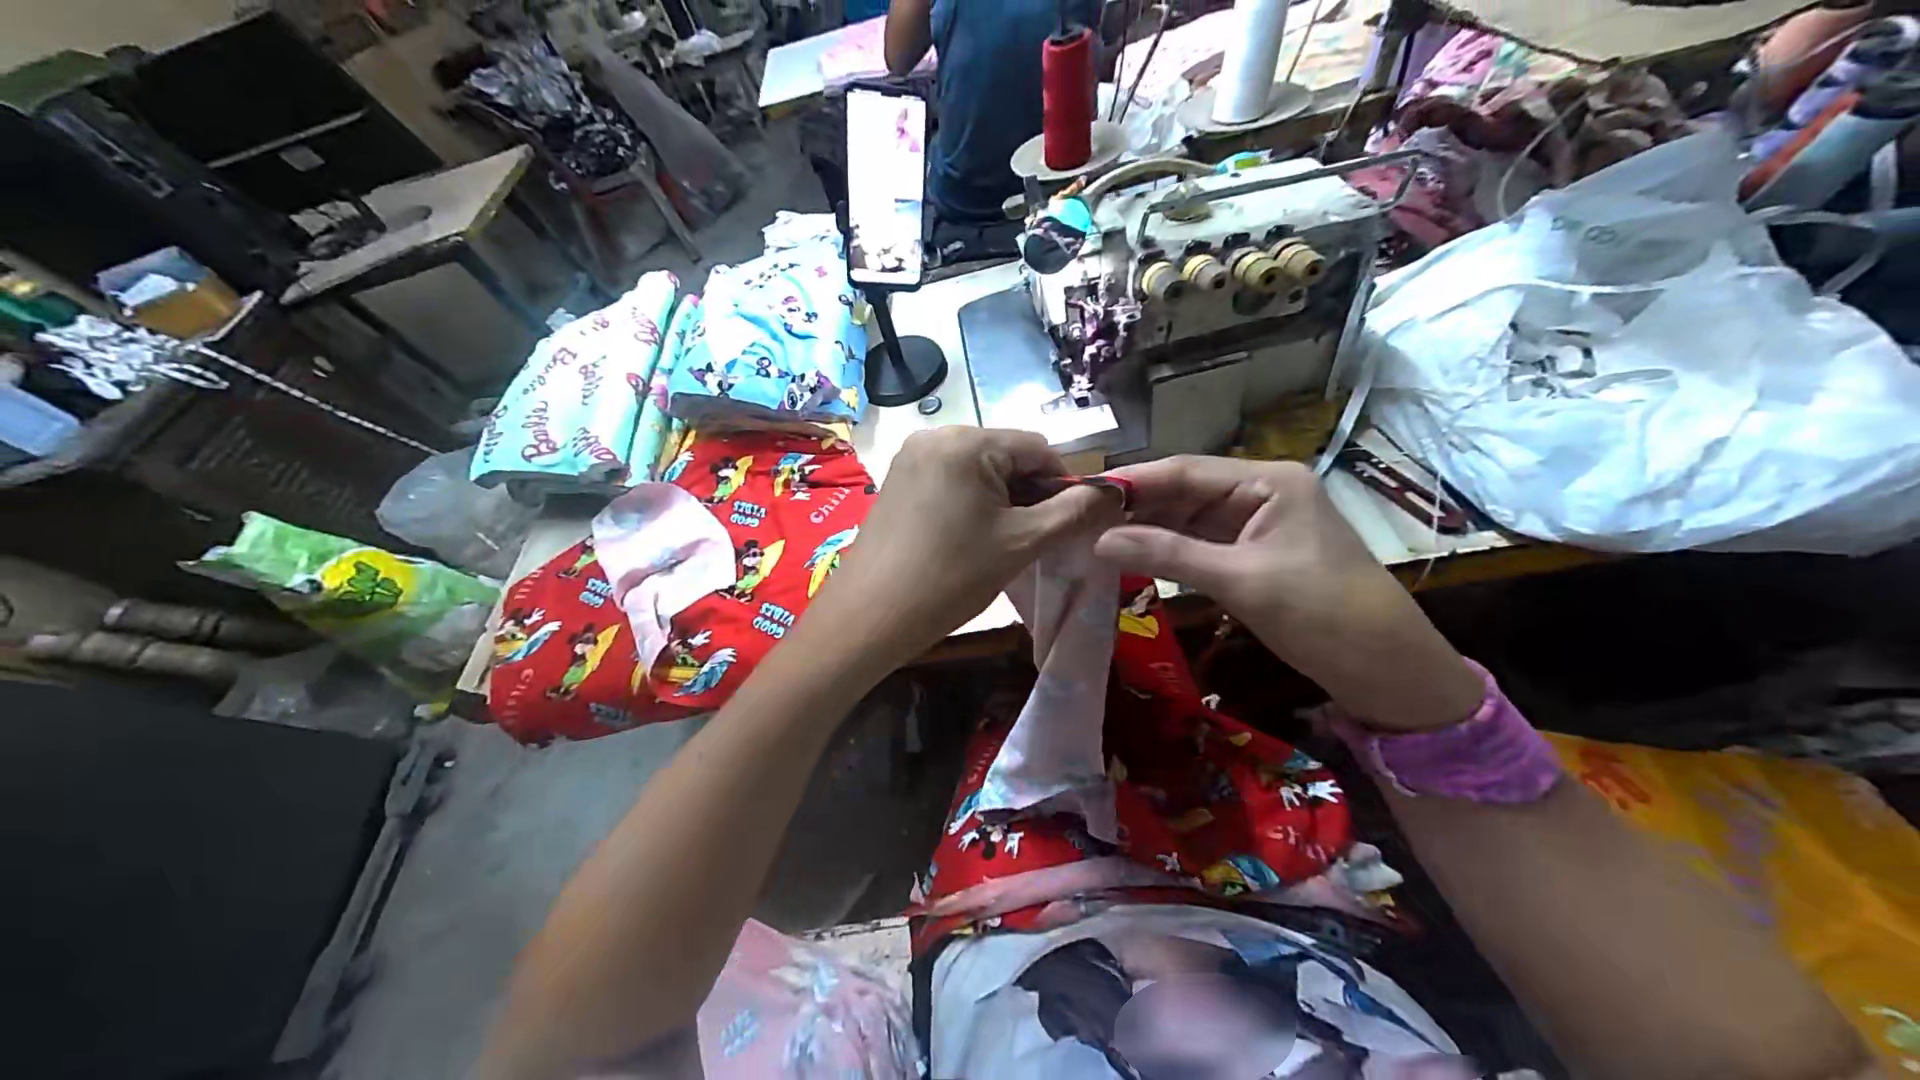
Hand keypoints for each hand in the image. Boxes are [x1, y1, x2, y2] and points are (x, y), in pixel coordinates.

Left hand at [804, 427, 1121, 670]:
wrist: (870, 616)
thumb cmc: (951, 577)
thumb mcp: (1022, 543)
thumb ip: (1074, 512)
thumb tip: (1115, 494)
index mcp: (967, 441)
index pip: (1038, 448)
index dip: (1063, 484)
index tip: (1069, 525)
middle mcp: (935, 435)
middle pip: (1007, 455)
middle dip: (1030, 493)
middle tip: (1034, 540)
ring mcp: (911, 458)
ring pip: (980, 470)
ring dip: (1003, 500)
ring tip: (1002, 544)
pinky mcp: (898, 481)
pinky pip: (952, 480)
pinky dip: (973, 503)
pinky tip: (971, 539)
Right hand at [1094, 457, 1481, 731]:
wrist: (1385, 668)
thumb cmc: (1321, 613)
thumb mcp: (1241, 581)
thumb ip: (1168, 554)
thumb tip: (1100, 540)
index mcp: (1268, 480)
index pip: (1187, 470)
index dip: (1133, 480)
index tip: (1083, 491)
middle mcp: (1260, 491)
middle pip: (1184, 491)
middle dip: (1135, 505)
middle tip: (1080, 518)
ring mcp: (1255, 523)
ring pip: (1187, 518)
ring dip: (1146, 528)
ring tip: (1093, 535)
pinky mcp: (1251, 553)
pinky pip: (1198, 543)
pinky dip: (1166, 550)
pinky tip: (1130, 554)